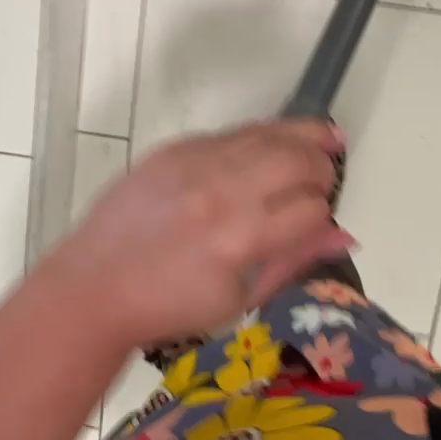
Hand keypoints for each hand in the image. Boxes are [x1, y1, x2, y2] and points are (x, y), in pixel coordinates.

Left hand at [33, 120, 352, 348]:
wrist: (95, 285)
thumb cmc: (170, 308)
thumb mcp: (239, 301)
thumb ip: (293, 261)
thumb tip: (345, 235)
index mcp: (239, 240)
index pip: (310, 209)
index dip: (324, 215)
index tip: (317, 222)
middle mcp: (221, 193)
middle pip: (297, 159)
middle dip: (323, 167)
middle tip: (326, 177)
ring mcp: (194, 164)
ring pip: (268, 134)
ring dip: (304, 135)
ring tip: (328, 138)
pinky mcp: (173, 150)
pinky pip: (232, 132)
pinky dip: (261, 135)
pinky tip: (275, 142)